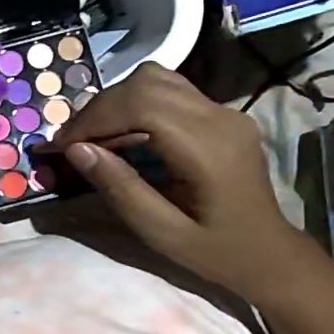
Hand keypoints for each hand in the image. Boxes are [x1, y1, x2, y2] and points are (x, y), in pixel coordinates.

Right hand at [51, 63, 313, 301]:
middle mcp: (221, 118)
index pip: (142, 105)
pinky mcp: (222, 114)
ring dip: (117, 102)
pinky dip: (136, 103)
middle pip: (147, 84)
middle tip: (73, 143)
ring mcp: (225, 111)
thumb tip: (77, 150)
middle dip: (101, 109)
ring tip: (94, 137)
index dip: (96, 118)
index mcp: (209, 149)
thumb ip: (122, 190)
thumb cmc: (218, 254)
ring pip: (157, 79)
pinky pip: (170, 91)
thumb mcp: (164, 234)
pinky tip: (123, 133)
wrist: (270, 254)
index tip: (63, 145)